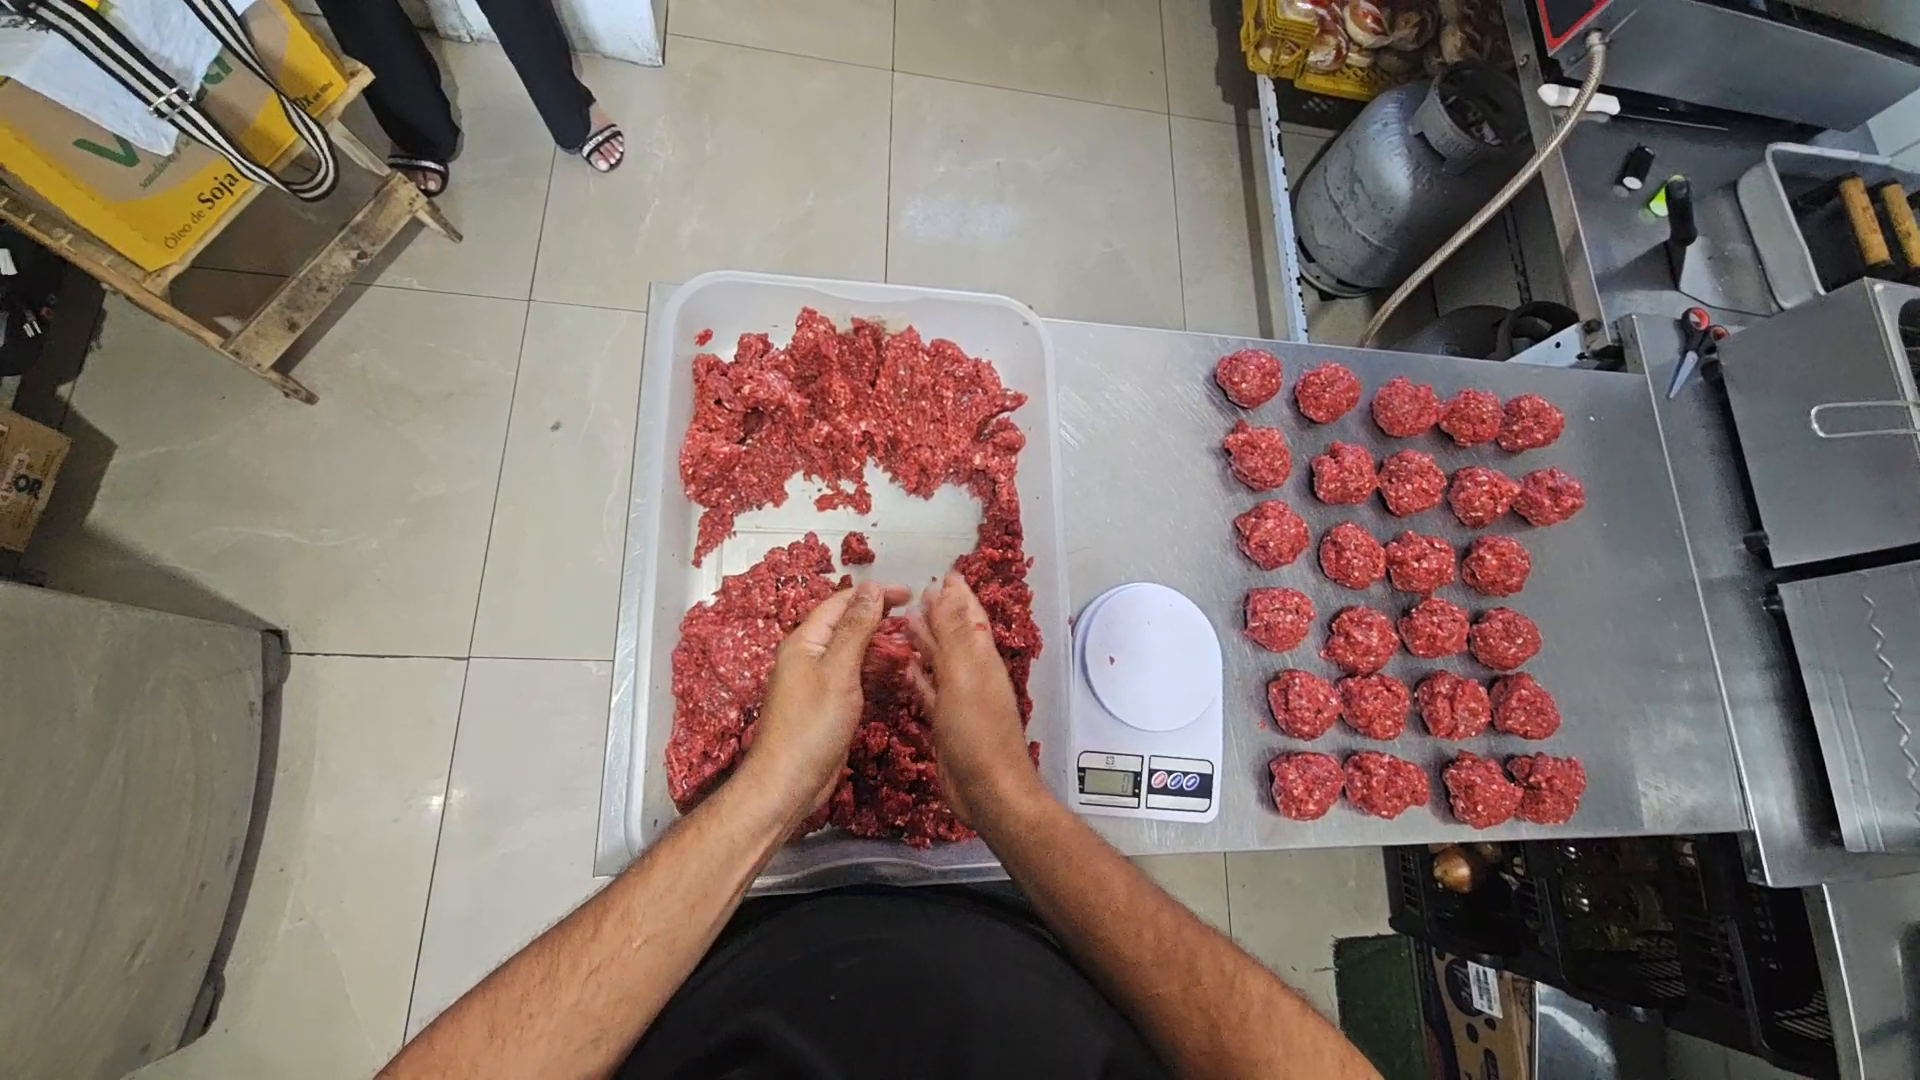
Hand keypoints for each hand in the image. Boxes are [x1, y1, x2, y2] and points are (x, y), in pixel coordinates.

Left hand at [741, 583, 908, 820]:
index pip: (842, 603)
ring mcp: (815, 680)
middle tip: (914, 617)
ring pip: (851, 649)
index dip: (874, 594)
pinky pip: (851, 673)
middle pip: (846, 623)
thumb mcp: (838, 671)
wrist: (787, 783)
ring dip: (878, 641)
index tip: (908, 593)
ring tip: (910, 641)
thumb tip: (869, 589)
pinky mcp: (825, 702)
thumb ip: (855, 628)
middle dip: (879, 616)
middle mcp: (808, 655)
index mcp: (805, 641)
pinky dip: (873, 667)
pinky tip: (892, 671)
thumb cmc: (812, 726)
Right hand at [907, 572, 1042, 825]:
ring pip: (940, 662)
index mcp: (982, 658)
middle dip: (939, 613)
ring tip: (906, 623)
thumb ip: (954, 633)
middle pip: (955, 635)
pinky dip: (919, 677)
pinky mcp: (947, 722)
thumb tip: (947, 590)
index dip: (959, 595)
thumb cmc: (977, 732)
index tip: (946, 574)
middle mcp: (973, 674)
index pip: (971, 616)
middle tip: (919, 594)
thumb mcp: (964, 674)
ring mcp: (961, 699)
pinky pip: (930, 691)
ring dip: (926, 642)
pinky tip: (906, 668)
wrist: (987, 789)